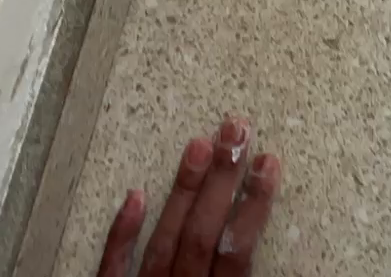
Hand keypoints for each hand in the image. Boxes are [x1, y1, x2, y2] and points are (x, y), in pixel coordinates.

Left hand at [94, 117, 282, 276]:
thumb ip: (241, 274)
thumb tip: (278, 253)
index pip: (238, 252)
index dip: (255, 206)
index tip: (268, 160)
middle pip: (202, 235)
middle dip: (221, 180)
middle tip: (236, 129)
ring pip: (165, 241)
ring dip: (183, 192)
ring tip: (199, 142)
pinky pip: (112, 269)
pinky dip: (122, 234)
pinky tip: (135, 195)